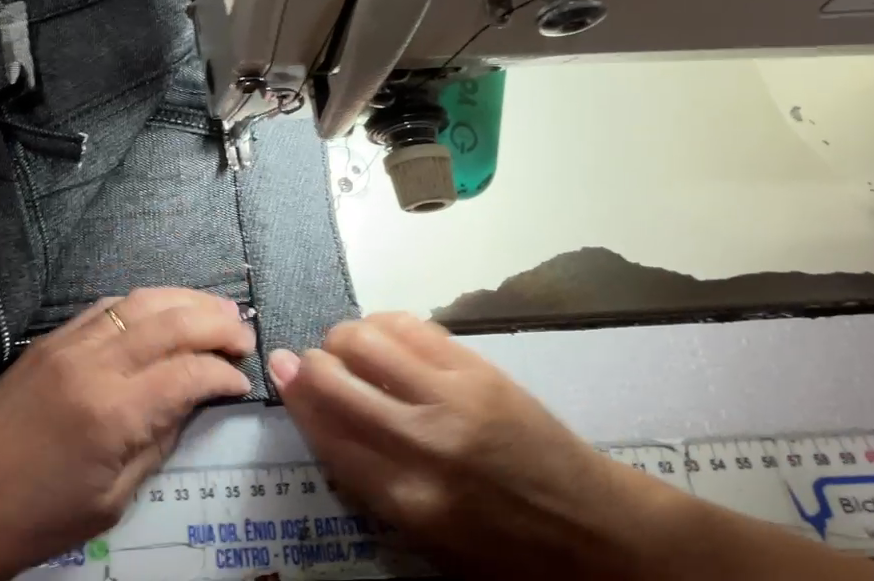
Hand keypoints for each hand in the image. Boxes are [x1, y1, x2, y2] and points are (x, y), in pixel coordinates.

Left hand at [0, 288, 255, 580]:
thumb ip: (159, 441)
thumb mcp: (114, 497)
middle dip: (216, 323)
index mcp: (112, 413)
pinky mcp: (50, 338)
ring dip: (185, 300)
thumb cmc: (40, 517)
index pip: (188, 373)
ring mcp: (68, 343)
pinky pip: (105, 306)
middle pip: (171, 321)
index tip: (243, 382)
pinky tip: (163, 311)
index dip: (224, 374)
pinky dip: (143, 303)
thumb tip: (195, 401)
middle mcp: (93, 364)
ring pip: (139, 301)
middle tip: (245, 335)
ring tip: (218, 310)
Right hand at [270, 313, 661, 578]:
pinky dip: (383, 323)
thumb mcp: (424, 536)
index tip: (278, 371)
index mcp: (406, 499)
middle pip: (334, 380)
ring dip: (343, 338)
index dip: (293, 395)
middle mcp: (422, 443)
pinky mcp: (479, 369)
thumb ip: (367, 476)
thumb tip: (316, 414)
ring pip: (365, 340)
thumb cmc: (503, 549)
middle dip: (310, 363)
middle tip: (312, 362)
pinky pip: (409, 325)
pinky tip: (384, 337)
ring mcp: (453, 398)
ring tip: (349, 349)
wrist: (595, 532)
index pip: (325, 431)